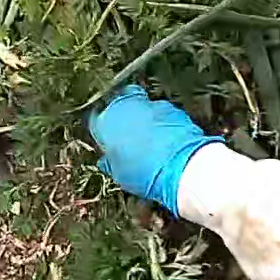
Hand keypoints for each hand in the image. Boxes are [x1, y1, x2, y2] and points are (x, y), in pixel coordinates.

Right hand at [87, 85, 221, 213]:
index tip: (108, 143)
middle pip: (119, 105)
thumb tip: (107, 161)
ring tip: (152, 143)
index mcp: (106, 121)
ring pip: (142, 108)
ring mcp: (152, 104)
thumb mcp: (119, 175)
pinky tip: (168, 141)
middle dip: (123, 118)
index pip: (97, 120)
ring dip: (145, 120)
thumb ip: (111, 162)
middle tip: (128, 138)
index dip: (103, 132)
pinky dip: (163, 123)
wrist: (183, 166)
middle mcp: (126, 106)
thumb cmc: (145, 172)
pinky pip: (162, 114)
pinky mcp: (174, 108)